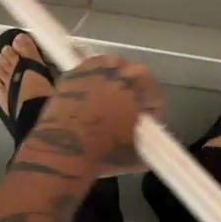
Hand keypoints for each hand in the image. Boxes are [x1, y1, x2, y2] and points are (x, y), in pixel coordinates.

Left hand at [17, 55, 163, 176]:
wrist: (63, 148)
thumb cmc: (105, 151)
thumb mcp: (137, 154)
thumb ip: (147, 143)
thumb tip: (150, 145)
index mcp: (140, 84)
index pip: (156, 94)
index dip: (154, 111)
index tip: (146, 125)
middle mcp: (119, 68)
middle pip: (135, 77)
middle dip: (134, 94)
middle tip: (127, 114)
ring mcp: (93, 67)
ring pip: (111, 71)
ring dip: (113, 84)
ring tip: (106, 106)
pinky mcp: (73, 72)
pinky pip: (89, 74)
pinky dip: (91, 84)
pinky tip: (87, 101)